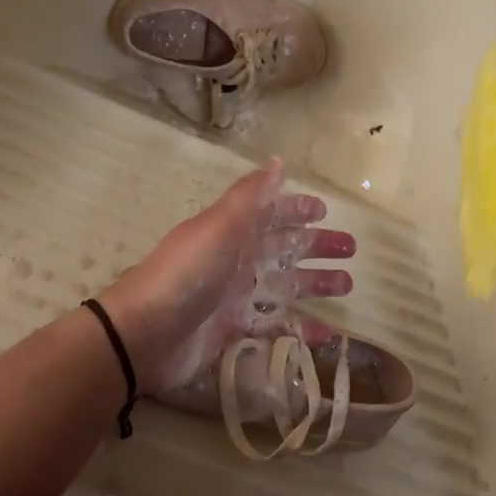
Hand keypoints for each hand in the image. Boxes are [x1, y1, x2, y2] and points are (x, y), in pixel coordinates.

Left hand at [98, 158, 354, 392]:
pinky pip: (274, 326)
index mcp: (230, 231)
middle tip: (351, 249)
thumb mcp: (219, 227)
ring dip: (314, 283)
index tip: (326, 210)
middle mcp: (234, 259)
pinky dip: (300, 329)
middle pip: (282, 248)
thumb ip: (250, 197)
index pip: (270, 213)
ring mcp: (234, 297)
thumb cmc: (186, 274)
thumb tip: (278, 160)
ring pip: (282, 285)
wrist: (144, 333)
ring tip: (347, 283)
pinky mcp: (233, 332)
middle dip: (314, 245)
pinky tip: (327, 335)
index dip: (296, 209)